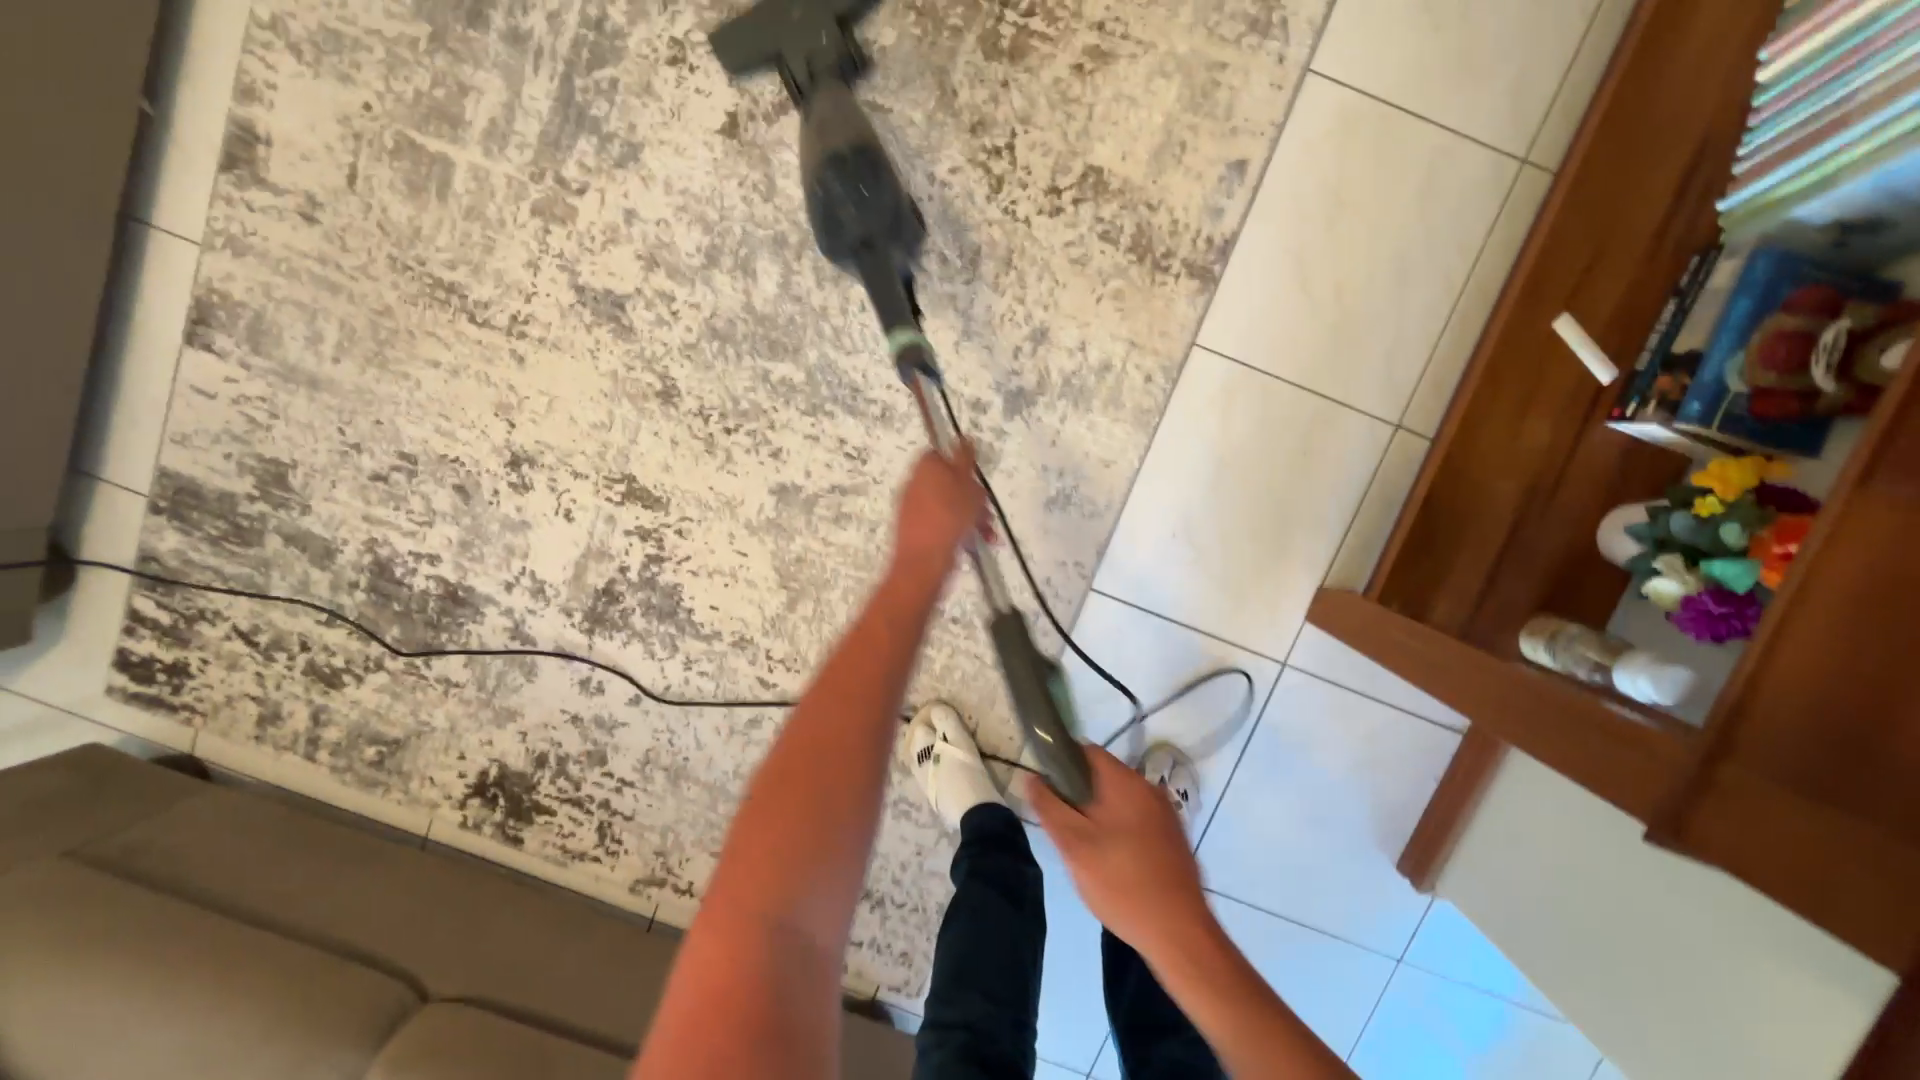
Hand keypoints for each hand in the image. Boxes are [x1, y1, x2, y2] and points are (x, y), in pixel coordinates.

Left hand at [891, 445, 987, 580]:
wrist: (925, 560)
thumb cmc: (950, 516)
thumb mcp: (966, 483)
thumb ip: (965, 460)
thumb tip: (964, 438)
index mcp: (925, 466)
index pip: (941, 453)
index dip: (961, 464)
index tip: (975, 479)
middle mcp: (914, 483)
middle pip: (948, 482)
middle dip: (972, 496)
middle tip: (985, 510)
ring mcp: (913, 508)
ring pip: (949, 505)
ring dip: (970, 516)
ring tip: (986, 531)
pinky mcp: (916, 530)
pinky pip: (942, 523)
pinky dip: (959, 530)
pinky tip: (975, 542)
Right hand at [1026, 747, 1215, 961]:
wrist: (1178, 931)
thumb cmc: (1120, 882)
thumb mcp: (1073, 845)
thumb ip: (1049, 807)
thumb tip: (1032, 777)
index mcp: (1126, 782)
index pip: (1086, 751)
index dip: (1060, 763)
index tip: (1045, 789)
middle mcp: (1149, 789)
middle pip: (1103, 776)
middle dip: (1078, 794)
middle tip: (1061, 827)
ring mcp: (1166, 814)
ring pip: (1119, 800)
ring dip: (1097, 814)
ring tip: (1082, 847)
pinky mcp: (1173, 838)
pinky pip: (1136, 819)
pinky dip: (1118, 829)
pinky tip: (1110, 861)